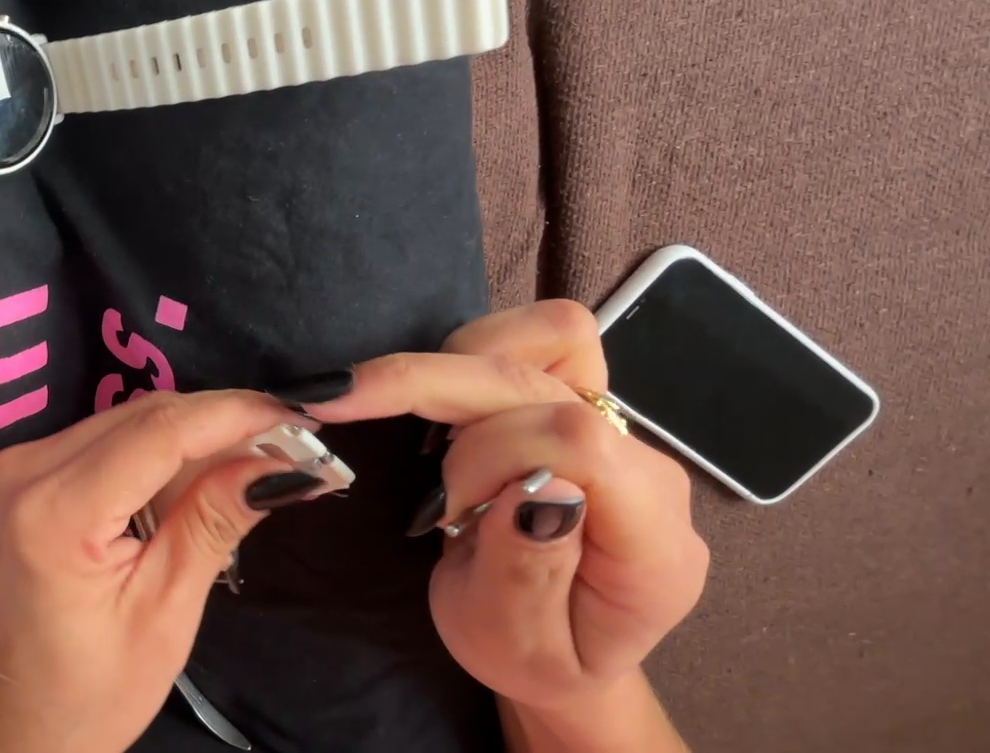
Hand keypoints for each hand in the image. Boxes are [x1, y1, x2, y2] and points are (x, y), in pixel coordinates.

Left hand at [0, 389, 315, 752]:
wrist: (19, 711)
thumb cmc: (94, 685)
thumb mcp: (166, 611)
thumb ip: (214, 521)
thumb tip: (279, 463)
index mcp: (57, 511)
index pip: (157, 432)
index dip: (231, 415)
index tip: (294, 417)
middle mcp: (30, 466)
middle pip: (143, 416)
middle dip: (221, 421)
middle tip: (290, 439)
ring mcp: (23, 460)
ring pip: (129, 418)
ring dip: (196, 431)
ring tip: (259, 454)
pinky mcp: (29, 465)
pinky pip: (109, 435)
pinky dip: (161, 445)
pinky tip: (204, 467)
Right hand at [305, 302, 708, 737]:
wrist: (558, 639)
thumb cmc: (534, 653)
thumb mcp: (514, 646)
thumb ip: (527, 574)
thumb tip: (534, 484)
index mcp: (650, 541)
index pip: (579, 441)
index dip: (489, 453)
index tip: (436, 507)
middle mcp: (644, 466)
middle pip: (537, 375)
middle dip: (428, 384)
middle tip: (339, 402)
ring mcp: (615, 423)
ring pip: (539, 336)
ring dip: (452, 367)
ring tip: (424, 437)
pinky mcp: (578, 396)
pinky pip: (534, 336)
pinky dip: (471, 352)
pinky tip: (443, 404)